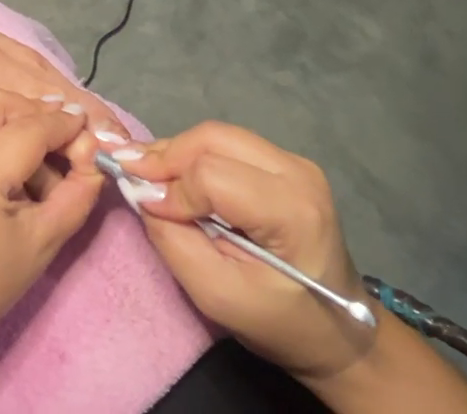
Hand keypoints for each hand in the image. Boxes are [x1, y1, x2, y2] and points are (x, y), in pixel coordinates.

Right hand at [122, 122, 374, 382]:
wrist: (339, 332)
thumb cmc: (280, 323)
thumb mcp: (217, 296)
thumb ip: (174, 241)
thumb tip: (141, 194)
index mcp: (292, 210)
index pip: (212, 173)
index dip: (170, 187)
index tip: (144, 208)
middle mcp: (297, 172)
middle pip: (212, 138)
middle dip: (165, 155)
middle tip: (128, 173)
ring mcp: (294, 163)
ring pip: (217, 135)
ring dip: (176, 152)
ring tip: (144, 174)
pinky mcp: (285, 163)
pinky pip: (227, 144)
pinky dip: (194, 156)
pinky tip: (174, 175)